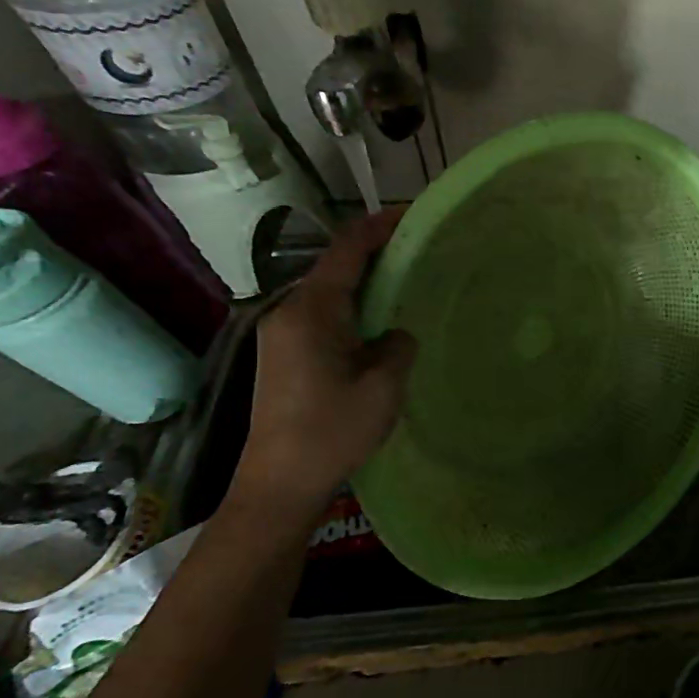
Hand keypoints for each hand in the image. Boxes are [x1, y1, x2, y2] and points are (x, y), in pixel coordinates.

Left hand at [229, 208, 417, 517]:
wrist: (278, 483)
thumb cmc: (333, 430)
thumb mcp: (384, 385)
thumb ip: (398, 344)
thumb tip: (395, 334)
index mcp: (312, 312)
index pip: (346, 250)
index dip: (378, 225)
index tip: (413, 214)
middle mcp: (289, 314)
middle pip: (336, 266)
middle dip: (377, 252)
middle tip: (420, 249)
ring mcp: (282, 335)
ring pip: (331, 292)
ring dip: (367, 282)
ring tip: (407, 281)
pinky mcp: (285, 355)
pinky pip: (325, 315)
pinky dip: (355, 306)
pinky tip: (381, 321)